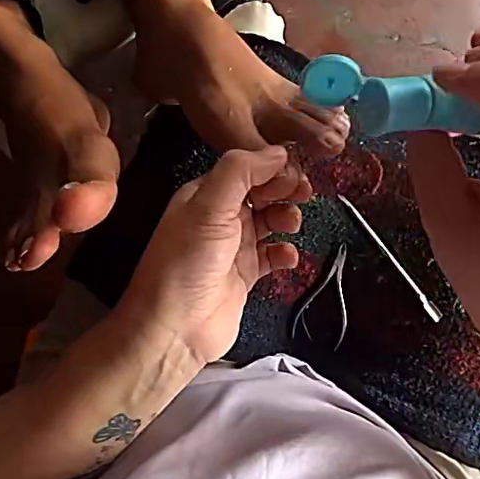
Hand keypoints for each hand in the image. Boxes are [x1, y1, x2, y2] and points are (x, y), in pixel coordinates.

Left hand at [115, 147, 310, 364]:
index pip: (243, 169)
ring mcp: (231, 246)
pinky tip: (288, 257)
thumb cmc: (186, 263)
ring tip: (290, 225)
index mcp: (203, 195)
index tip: (296, 172)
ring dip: (285, 218)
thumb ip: (240, 173)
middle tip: (303, 195)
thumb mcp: (208, 207)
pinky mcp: (243, 274)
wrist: (175, 327)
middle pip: (259, 193)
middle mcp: (216, 217)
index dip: (271, 167)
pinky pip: (271, 256)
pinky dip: (284, 253)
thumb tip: (276, 151)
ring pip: (268, 221)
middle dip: (283, 190)